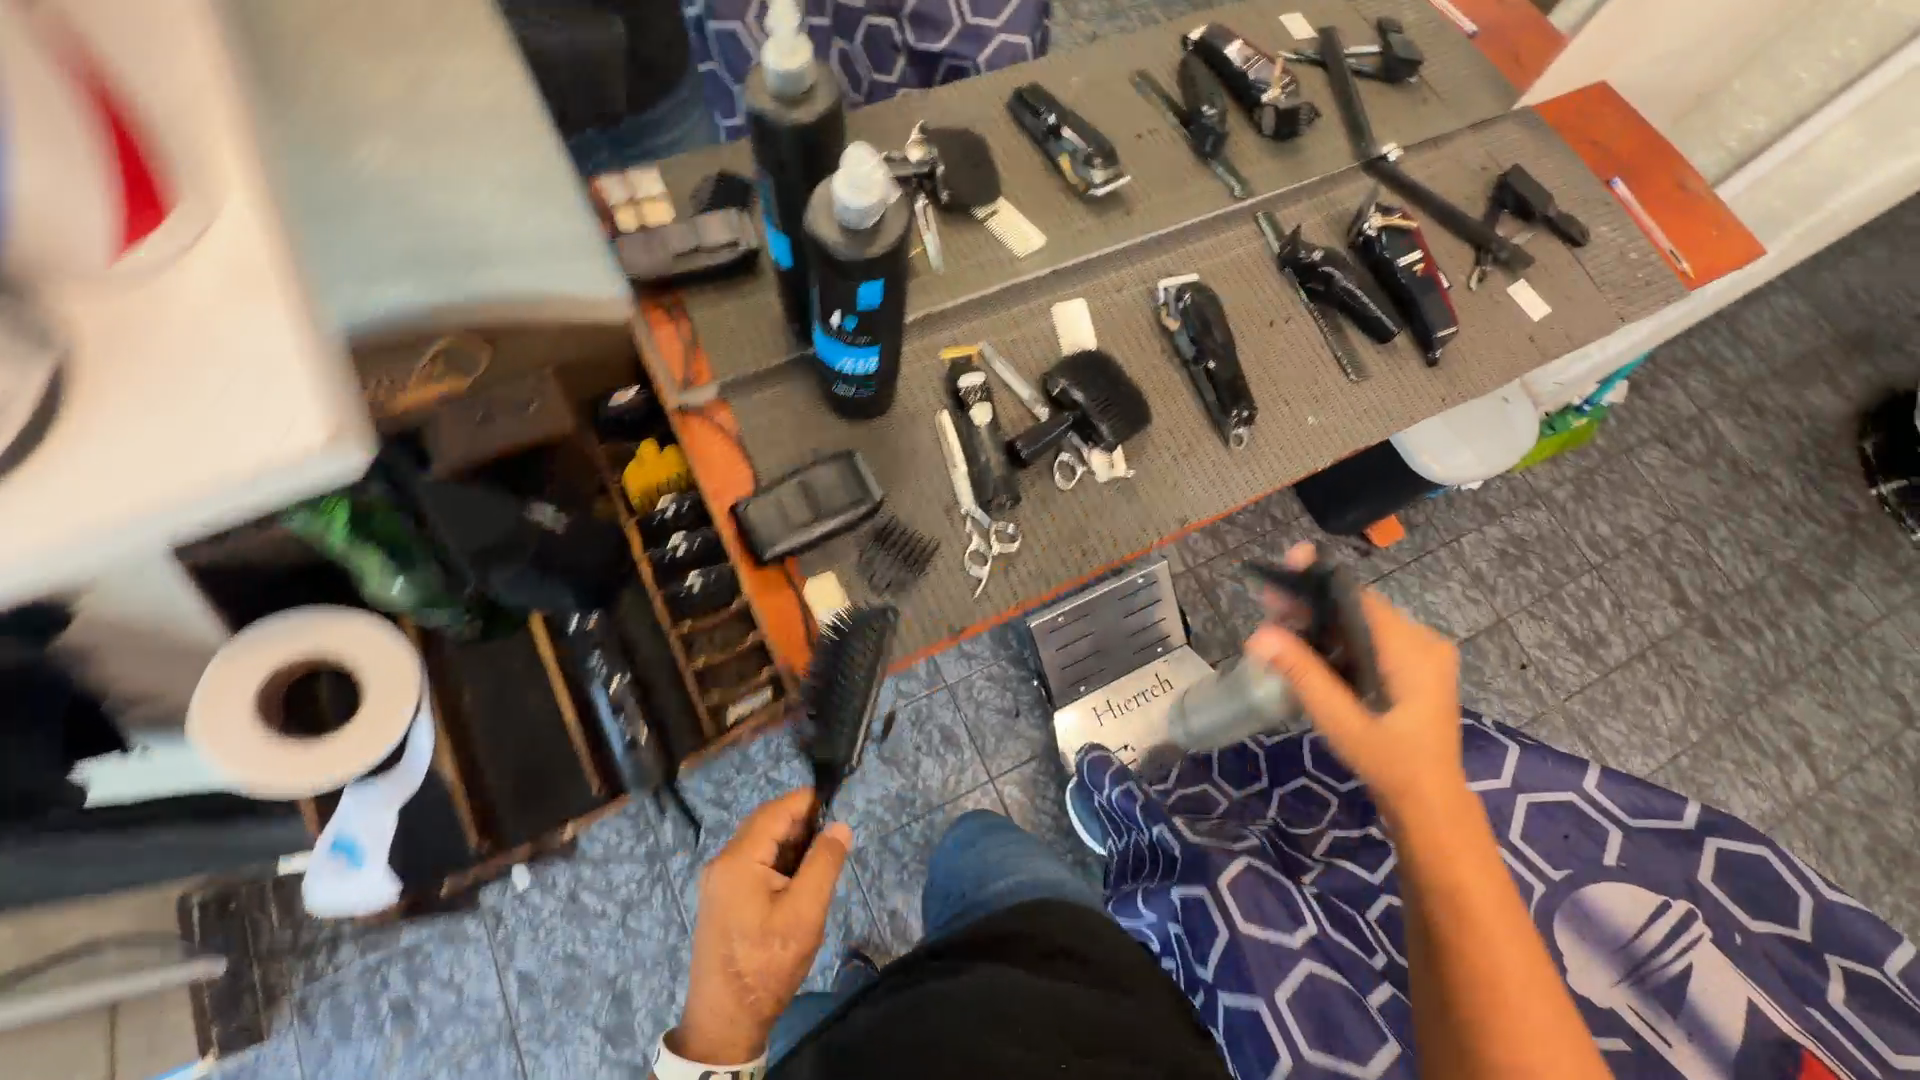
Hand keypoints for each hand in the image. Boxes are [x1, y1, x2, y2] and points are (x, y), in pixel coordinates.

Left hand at [670, 789, 852, 1064]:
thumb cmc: (767, 963)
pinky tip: (800, 880)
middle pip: (764, 826)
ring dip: (791, 845)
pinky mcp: (723, 901)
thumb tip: (839, 826)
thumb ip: (824, 863)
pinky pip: (753, 866)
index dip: (806, 802)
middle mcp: (722, 863)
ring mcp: (719, 883)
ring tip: (822, 859)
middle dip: (801, 824)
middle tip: (834, 836)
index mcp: (737, 859)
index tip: (837, 802)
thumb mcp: (805, 912)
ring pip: (760, 846)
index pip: (774, 811)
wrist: (725, 1019)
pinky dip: (779, 864)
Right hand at [1246, 542, 1465, 819]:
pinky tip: (1307, 649)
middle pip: (1357, 608)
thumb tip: (1259, 635)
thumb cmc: (1390, 764)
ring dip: (1321, 623)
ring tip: (1278, 627)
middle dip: (1311, 603)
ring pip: (1361, 623)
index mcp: (1414, 649)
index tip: (1284, 565)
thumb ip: (1304, 675)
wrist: (1430, 803)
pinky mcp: (1413, 670)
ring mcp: (1421, 655)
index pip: (1359, 598)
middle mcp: (1423, 642)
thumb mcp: (1342, 722)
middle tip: (1267, 606)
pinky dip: (1338, 640)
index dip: (1317, 581)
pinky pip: (1369, 640)